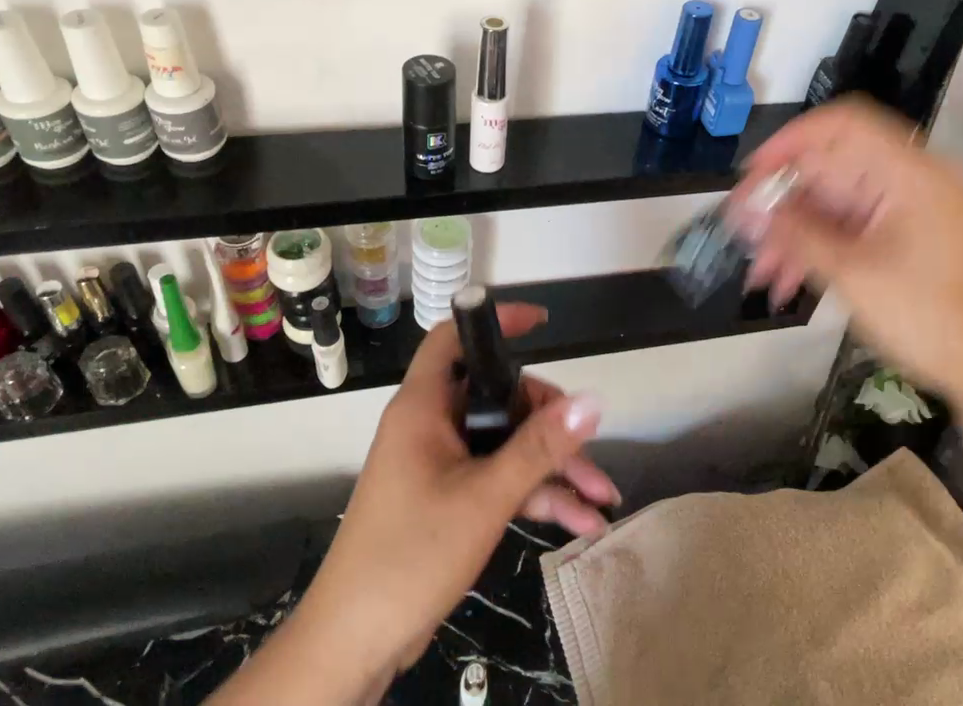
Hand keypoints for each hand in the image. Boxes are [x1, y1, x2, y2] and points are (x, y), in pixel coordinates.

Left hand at [290, 304, 615, 685]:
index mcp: (424, 408)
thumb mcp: (485, 498)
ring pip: (505, 446)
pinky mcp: (448, 501)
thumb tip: (591, 401)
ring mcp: (440, 465)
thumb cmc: (412, 554)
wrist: (357, 639)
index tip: (541, 324)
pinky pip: (499, 482)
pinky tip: (581, 523)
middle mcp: (431, 427)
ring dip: (554, 470)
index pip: (455, 340)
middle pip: (498, 398)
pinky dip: (536, 498)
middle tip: (589, 447)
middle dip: (551, 424)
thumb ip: (539, 448)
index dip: (495, 322)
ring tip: (605, 499)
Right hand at [735, 96, 962, 397]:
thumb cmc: (934, 319)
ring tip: (762, 274)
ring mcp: (912, 214)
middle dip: (782, 204)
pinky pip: (854, 232)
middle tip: (743, 237)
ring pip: (836, 207)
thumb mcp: (854, 275)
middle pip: (832, 171)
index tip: (750, 178)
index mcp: (907, 173)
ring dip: (794, 235)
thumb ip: (798, 234)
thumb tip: (751, 208)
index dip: (788, 143)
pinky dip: (820, 251)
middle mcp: (911, 183)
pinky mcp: (912, 243)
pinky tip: (790, 284)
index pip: (840, 127)